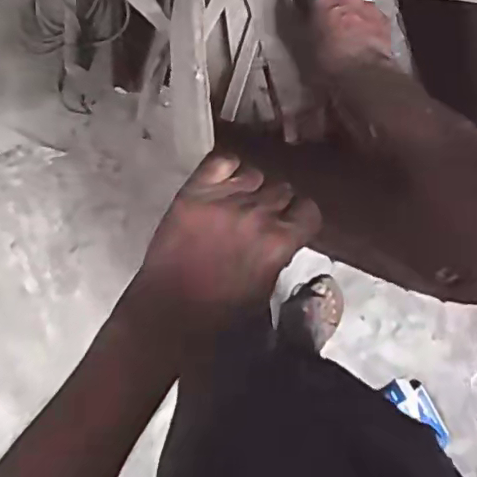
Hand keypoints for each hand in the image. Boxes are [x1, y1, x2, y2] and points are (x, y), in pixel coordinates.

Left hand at [126, 153, 321, 340]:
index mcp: (278, 242)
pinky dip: (227, 168)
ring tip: (239, 203)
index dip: (301, 217)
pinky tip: (224, 181)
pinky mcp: (194, 192)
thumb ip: (282, 257)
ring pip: (255, 174)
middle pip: (283, 189)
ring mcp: (224, 199)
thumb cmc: (219, 315)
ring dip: (252, 188)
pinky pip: (222, 160)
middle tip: (261, 219)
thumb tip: (288, 236)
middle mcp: (257, 214)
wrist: (167, 313)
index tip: (292, 224)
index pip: (309, 210)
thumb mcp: (266, 293)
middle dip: (277, 204)